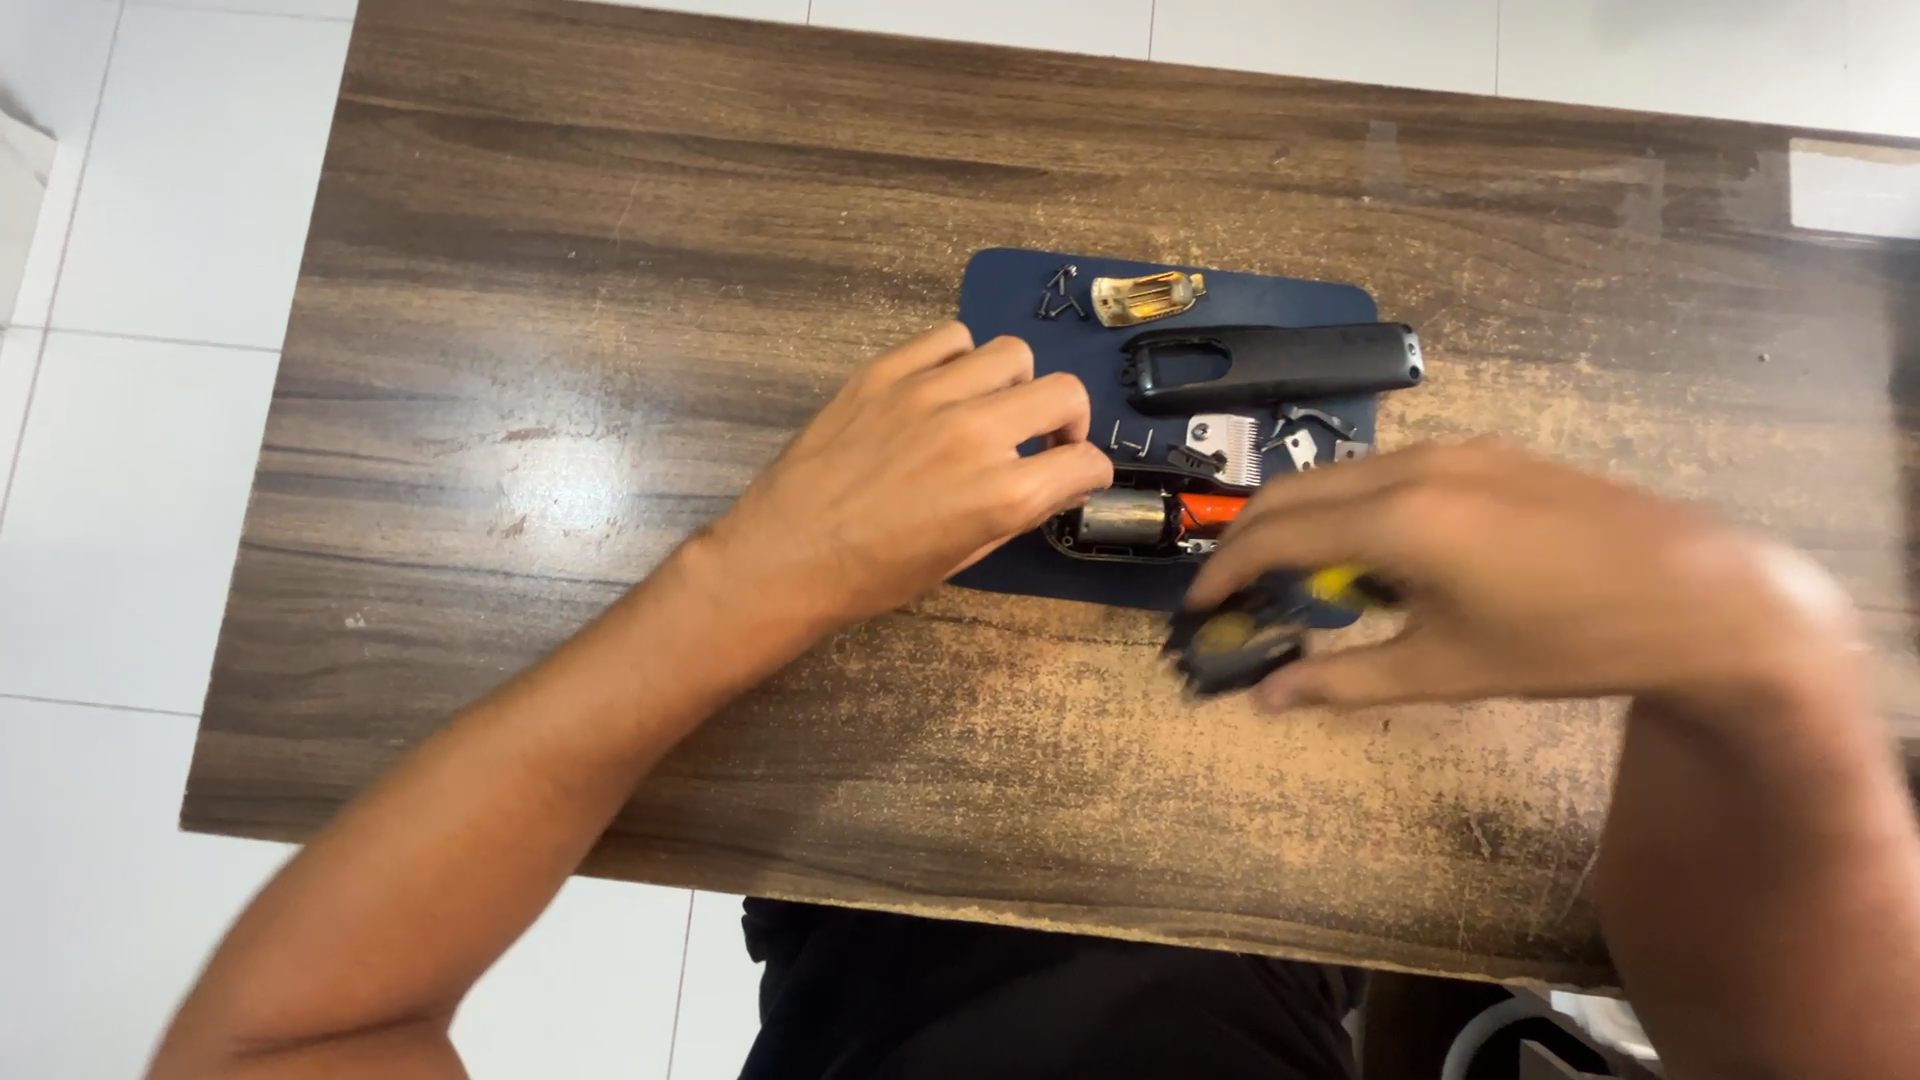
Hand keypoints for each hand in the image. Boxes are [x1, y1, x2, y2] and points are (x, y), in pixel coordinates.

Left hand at [697, 322, 1111, 625]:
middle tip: (1042, 443)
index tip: (1074, 477)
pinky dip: (962, 361)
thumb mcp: (960, 559)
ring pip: (1011, 354)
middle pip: (1063, 394)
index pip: (1084, 462)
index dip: (1089, 473)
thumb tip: (1050, 483)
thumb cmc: (875, 575)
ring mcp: (928, 394)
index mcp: (999, 494)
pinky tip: (945, 390)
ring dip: (1016, 385)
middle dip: (1069, 422)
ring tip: (990, 410)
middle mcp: (974, 434)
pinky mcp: (885, 373)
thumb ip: (1015, 513)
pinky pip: (950, 338)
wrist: (786, 555)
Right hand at [1188, 440, 1858, 710]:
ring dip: (1291, 519)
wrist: (1710, 598)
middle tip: (1230, 590)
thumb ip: (1339, 680)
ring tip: (1289, 573)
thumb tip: (1260, 700)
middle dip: (1243, 540)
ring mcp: (1446, 449)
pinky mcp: (1475, 449)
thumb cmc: (1567, 645)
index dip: (1222, 571)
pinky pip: (1374, 470)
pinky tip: (1362, 548)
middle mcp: (1408, 468)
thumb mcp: (1444, 672)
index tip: (1197, 605)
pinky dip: (1339, 505)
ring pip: (1329, 476)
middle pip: (1286, 493)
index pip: (1271, 537)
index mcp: (1396, 522)